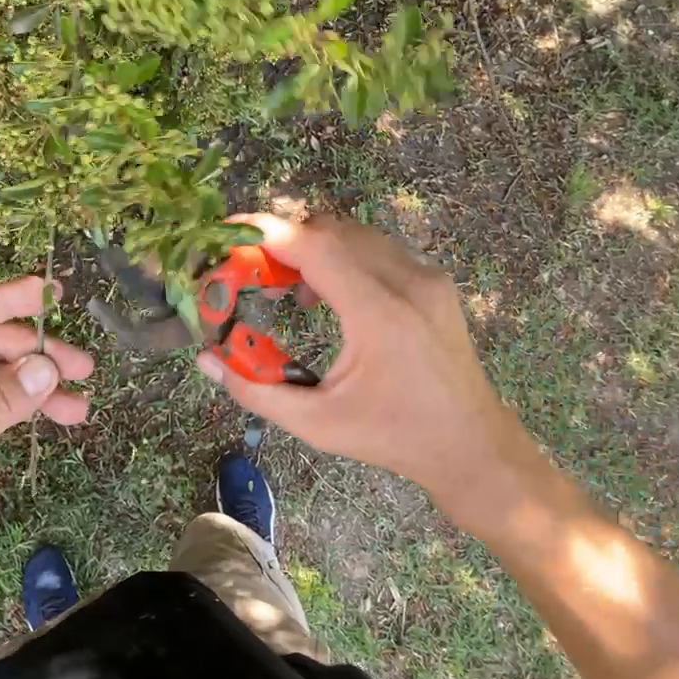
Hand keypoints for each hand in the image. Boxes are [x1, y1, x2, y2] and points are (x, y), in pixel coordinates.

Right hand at [196, 213, 527, 517]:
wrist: (474, 447)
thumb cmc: (393, 436)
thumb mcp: (316, 422)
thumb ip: (255, 389)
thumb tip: (205, 359)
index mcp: (380, 315)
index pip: (316, 246)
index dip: (269, 232)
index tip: (230, 233)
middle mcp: (407, 283)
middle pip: (332, 230)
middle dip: (286, 241)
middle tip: (254, 271)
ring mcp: (426, 277)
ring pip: (355, 234)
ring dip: (314, 247)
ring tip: (290, 288)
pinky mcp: (434, 281)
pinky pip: (376, 248)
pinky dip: (342, 256)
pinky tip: (328, 294)